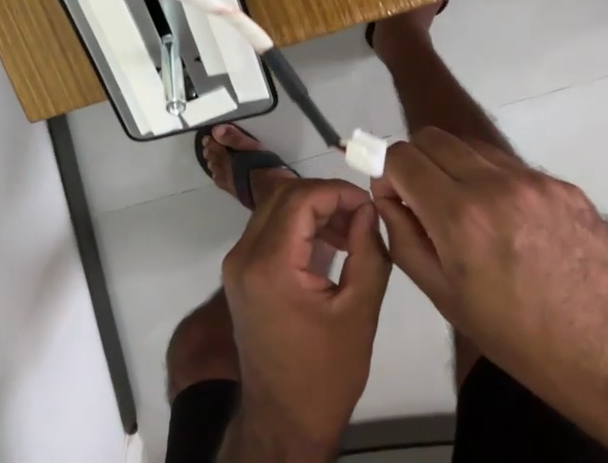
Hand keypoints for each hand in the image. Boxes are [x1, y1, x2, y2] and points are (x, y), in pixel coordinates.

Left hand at [219, 179, 389, 458]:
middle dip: (325, 198)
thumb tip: (369, 210)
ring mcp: (237, 264)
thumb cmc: (326, 373)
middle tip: (363, 217)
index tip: (370, 204)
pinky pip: (268, 232)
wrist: (284, 417)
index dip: (336, 191)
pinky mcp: (241, 273)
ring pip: (273, 211)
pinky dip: (297, 229)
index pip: (299, 198)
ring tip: (353, 235)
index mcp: (269, 264)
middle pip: (282, 197)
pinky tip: (331, 247)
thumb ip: (368, 254)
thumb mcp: (359, 313)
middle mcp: (243, 255)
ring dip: (311, 212)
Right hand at [372, 130, 607, 461]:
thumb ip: (402, 237)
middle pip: (432, 137)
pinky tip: (511, 227)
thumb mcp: (444, 298)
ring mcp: (537, 182)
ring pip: (471, 146)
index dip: (388, 173)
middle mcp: (497, 185)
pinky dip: (494, 182)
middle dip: (416, 161)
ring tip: (470, 215)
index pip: (401, 155)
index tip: (396, 200)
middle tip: (424, 202)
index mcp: (461, 217)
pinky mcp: (567, 188)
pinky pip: (511, 167)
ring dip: (455, 167)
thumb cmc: (520, 340)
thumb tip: (387, 198)